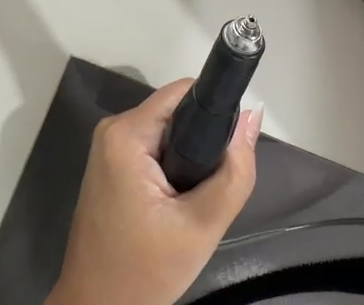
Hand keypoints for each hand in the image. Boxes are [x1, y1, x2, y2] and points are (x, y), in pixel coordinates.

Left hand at [48, 80, 261, 304]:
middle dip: (203, 142)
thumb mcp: (202, 226)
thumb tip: (254, 115)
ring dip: (190, 159)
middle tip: (212, 186)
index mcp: (126, 134)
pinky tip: (179, 204)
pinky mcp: (112, 167)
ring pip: (169, 133)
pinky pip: (155, 150)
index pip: (183, 92)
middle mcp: (113, 130)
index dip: (215, 109)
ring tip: (197, 200)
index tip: (233, 143)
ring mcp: (109, 149)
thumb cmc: (144, 271)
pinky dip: (174, 170)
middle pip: (177, 113)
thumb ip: (234, 171)